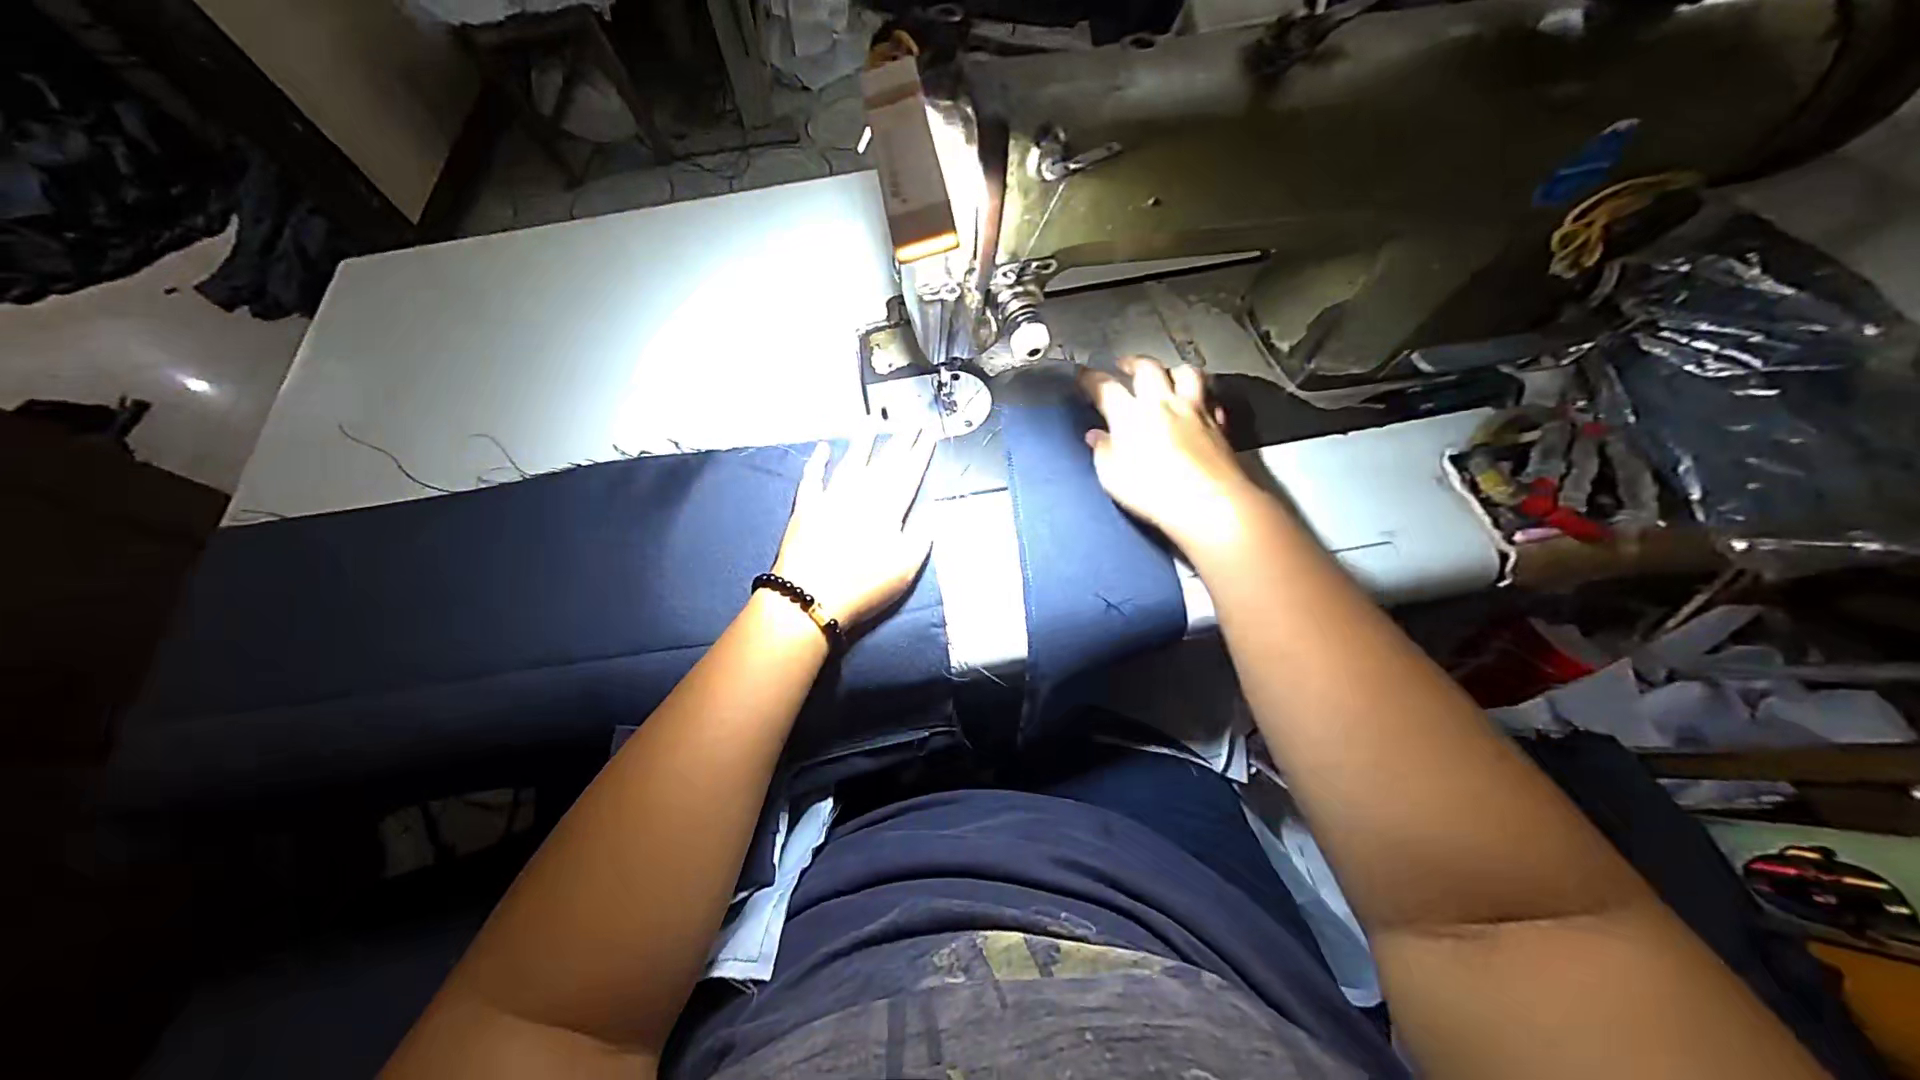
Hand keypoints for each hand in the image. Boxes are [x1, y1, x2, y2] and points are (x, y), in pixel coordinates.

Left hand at [771, 426, 936, 629]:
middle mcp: (860, 494)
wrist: (809, 596)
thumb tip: (933, 508)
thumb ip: (922, 534)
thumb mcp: (906, 566)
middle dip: (900, 440)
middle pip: (884, 461)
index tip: (929, 432)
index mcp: (888, 508)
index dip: (921, 451)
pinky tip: (824, 448)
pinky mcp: (806, 507)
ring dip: (863, 440)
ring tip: (872, 421)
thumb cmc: (864, 586)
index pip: (909, 472)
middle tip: (910, 421)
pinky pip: (813, 477)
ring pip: (851, 460)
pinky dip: (819, 461)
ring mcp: (831, 497)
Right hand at [1080, 356, 1262, 558]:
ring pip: (1186, 373)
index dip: (1091, 379)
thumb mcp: (1113, 476)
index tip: (1084, 377)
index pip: (1105, 387)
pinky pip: (1210, 399)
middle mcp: (1162, 404)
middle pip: (1147, 368)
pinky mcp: (1218, 425)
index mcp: (1129, 415)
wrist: (1208, 502)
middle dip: (1133, 362)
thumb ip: (1102, 451)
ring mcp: (1194, 411)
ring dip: (1172, 370)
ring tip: (1166, 375)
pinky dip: (1201, 397)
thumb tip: (1096, 437)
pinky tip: (1198, 405)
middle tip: (1125, 365)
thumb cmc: (1154, 492)